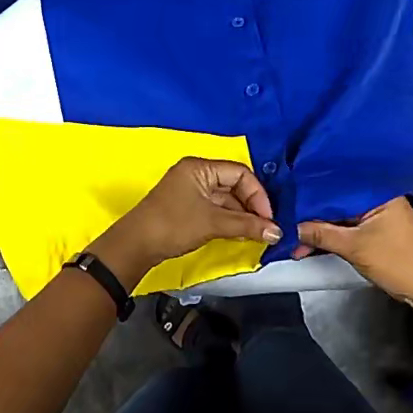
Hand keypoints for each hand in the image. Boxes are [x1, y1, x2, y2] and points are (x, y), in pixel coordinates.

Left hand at [91, 158, 281, 285]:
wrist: (136, 245)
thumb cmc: (172, 226)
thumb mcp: (213, 223)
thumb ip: (247, 225)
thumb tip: (276, 231)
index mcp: (199, 167)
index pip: (240, 173)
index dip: (258, 195)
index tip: (267, 218)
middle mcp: (195, 174)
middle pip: (234, 185)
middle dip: (251, 206)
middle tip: (265, 228)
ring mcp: (190, 191)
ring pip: (226, 199)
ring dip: (242, 216)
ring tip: (256, 234)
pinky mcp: (187, 207)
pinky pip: (216, 209)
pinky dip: (229, 220)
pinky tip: (240, 234)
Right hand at [293, 198, 412, 304]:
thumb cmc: (404, 263)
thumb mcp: (354, 246)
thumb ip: (319, 234)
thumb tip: (293, 227)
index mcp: (377, 193)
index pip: (333, 188)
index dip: (308, 198)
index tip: (286, 207)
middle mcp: (376, 200)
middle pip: (333, 203)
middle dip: (310, 216)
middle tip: (287, 226)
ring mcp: (376, 217)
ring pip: (337, 217)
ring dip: (318, 229)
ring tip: (296, 240)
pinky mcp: (374, 233)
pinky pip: (344, 229)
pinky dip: (329, 237)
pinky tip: (311, 244)